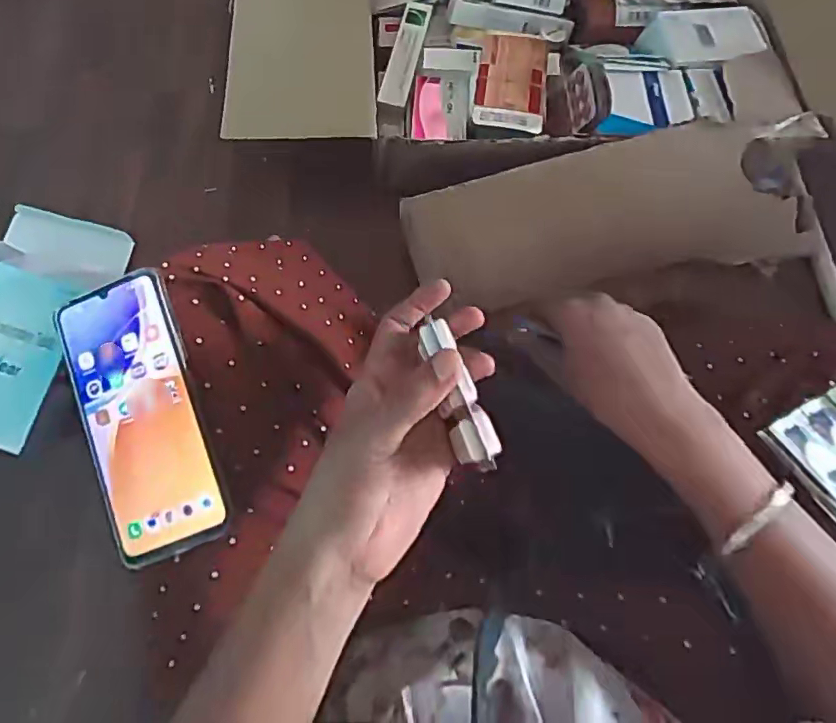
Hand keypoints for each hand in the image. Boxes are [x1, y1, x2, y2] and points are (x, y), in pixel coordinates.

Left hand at [278, 280, 494, 590]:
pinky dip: (476, 420)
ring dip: (467, 376)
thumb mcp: (377, 432)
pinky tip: (484, 416)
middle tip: (479, 318)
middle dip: (450, 334)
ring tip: (488, 367)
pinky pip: (462, 428)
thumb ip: (415, 396)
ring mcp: (421, 428)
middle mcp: (400, 399)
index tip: (443, 288)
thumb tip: (454, 356)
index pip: (396, 334)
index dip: (417, 308)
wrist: (349, 546)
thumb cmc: (347, 481)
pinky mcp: (439, 458)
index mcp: (375, 384)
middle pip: (429, 356)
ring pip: (450, 390)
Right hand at [534, 292, 721, 474]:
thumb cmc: (607, 397)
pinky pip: (618, 322)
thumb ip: (537, 348)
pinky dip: (610, 334)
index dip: (529, 320)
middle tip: (554, 348)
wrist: (664, 413)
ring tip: (588, 359)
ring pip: (595, 313)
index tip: (524, 334)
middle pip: (568, 305)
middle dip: (559, 322)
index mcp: (572, 310)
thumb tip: (519, 334)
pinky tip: (615, 362)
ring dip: (586, 327)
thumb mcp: (562, 374)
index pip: (538, 305)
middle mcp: (598, 302)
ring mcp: (626, 310)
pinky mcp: (648, 322)